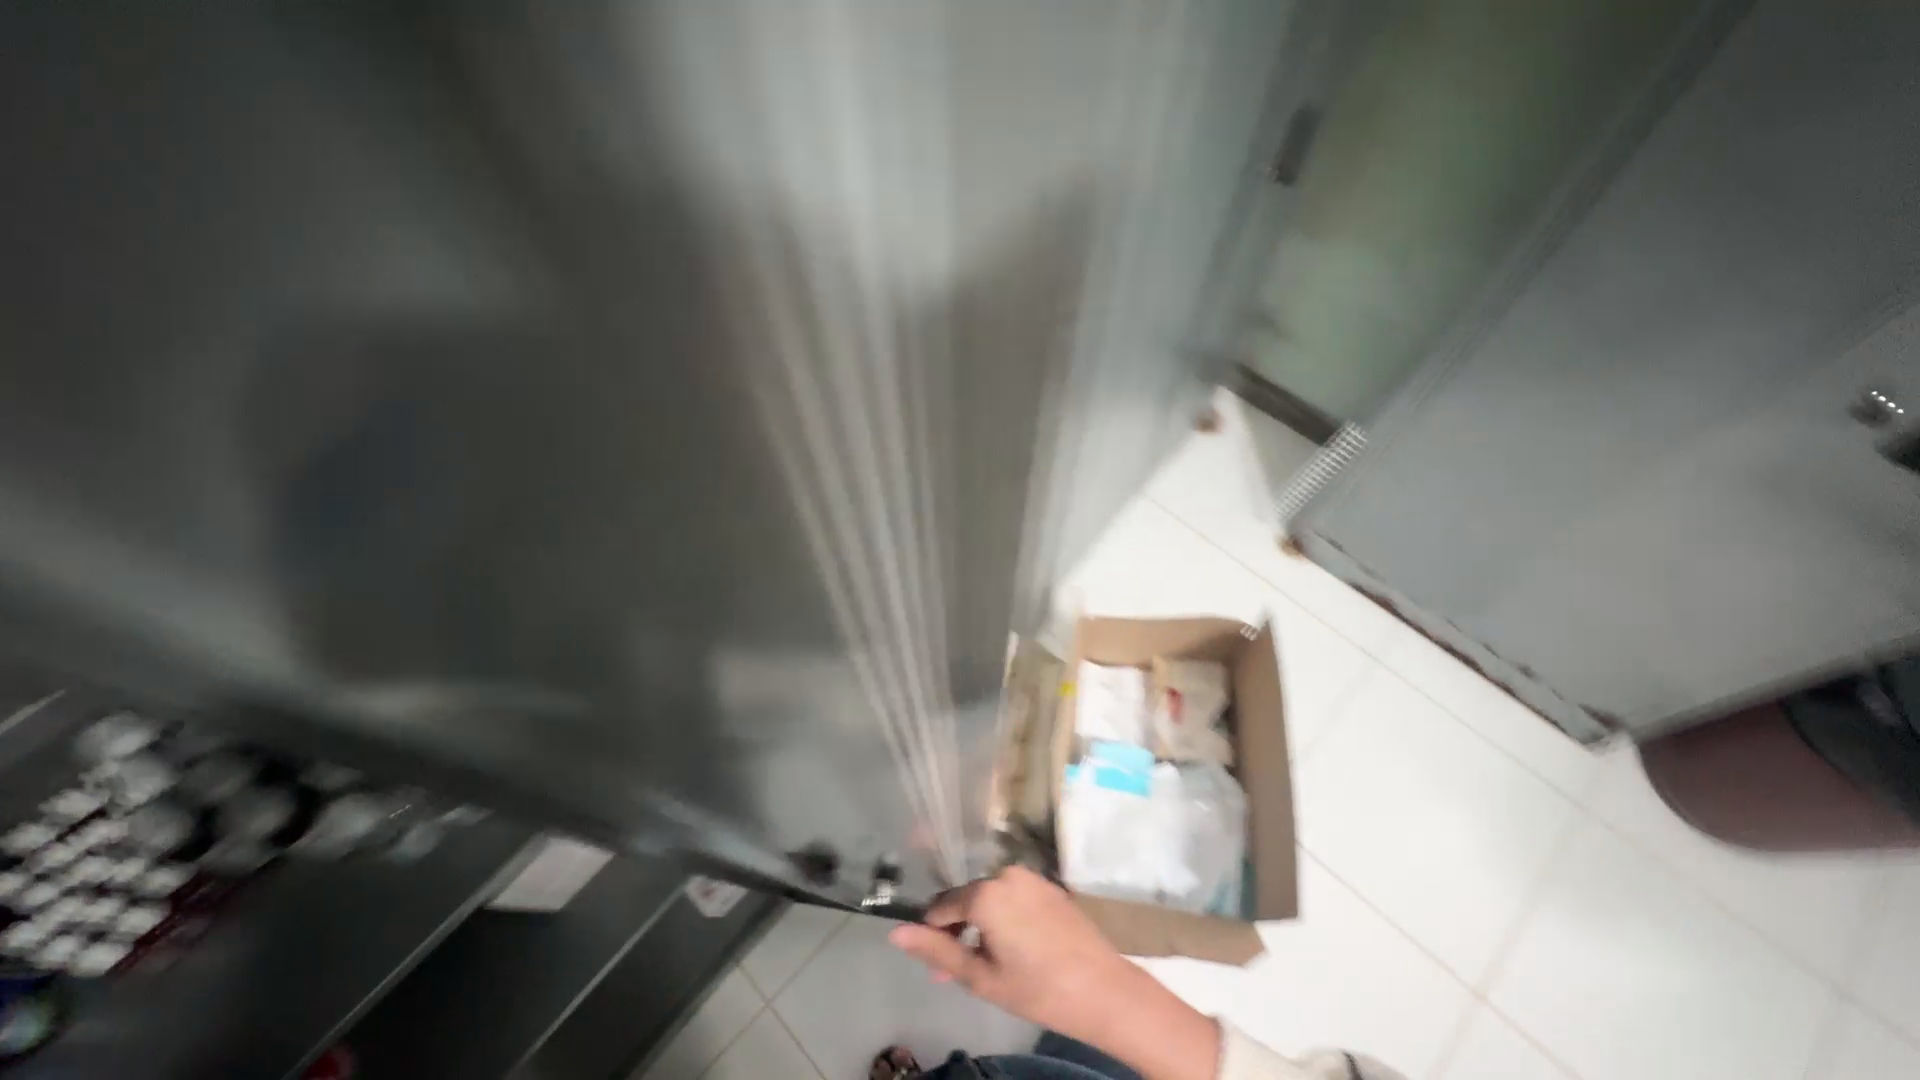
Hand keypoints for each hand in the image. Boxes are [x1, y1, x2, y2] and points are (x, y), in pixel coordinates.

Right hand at [887, 866, 1218, 1079]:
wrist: (1104, 989)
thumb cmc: (1037, 988)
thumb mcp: (980, 976)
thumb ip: (937, 950)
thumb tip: (895, 932)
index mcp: (985, 893)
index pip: (942, 906)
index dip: (935, 934)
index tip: (940, 964)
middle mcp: (1006, 874)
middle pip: (968, 898)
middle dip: (960, 929)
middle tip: (965, 970)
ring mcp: (1032, 877)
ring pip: (992, 897)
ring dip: (983, 923)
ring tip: (992, 963)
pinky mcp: (1051, 887)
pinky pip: (1015, 896)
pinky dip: (1007, 917)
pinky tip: (1018, 949)